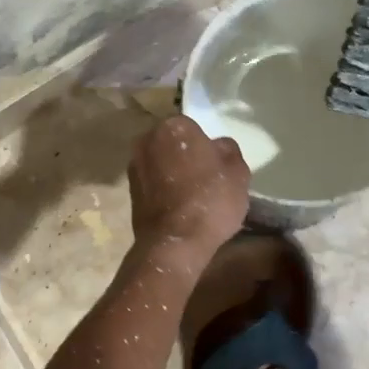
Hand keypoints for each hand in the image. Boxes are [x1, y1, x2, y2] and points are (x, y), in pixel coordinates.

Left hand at [128, 115, 250, 253]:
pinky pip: (153, 183)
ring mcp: (134, 165)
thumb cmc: (210, 201)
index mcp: (173, 126)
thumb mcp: (238, 172)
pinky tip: (178, 207)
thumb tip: (218, 146)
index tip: (215, 166)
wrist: (175, 242)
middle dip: (185, 156)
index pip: (192, 128)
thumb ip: (228, 150)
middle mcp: (147, 139)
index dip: (206, 147)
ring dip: (173, 173)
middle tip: (206, 179)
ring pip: (161, 163)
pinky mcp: (130, 190)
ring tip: (192, 197)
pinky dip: (163, 190)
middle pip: (172, 144)